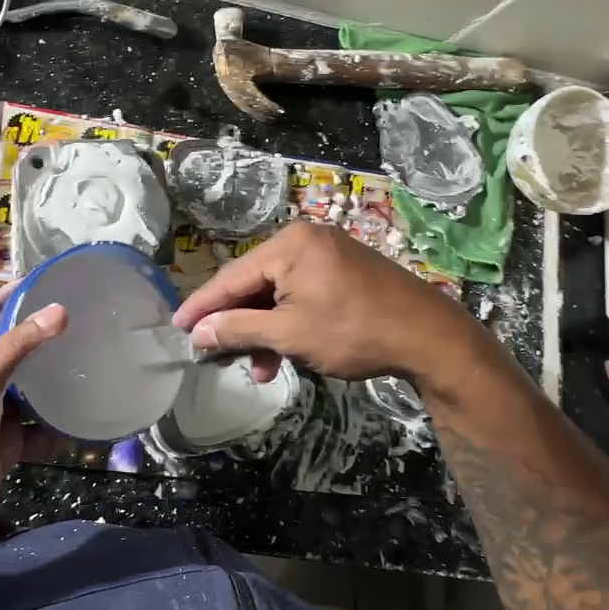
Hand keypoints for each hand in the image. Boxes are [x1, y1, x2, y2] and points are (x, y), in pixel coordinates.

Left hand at [0, 287, 67, 536]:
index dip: (14, 292)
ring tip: (99, 372)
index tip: (51, 279)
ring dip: (60, 387)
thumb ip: (15, 349)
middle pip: (20, 351)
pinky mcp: (8, 446)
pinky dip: (59, 432)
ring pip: (35, 394)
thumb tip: (59, 310)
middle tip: (91, 326)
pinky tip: (86, 428)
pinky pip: (40, 434)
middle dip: (49, 339)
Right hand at [173, 221, 500, 391]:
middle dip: (237, 324)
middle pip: (254, 283)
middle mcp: (305, 239)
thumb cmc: (353, 331)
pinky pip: (301, 294)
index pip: (231, 276)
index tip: (177, 326)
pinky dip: (289, 323)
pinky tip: (286, 355)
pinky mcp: (345, 271)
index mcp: (289, 245)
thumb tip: (198, 333)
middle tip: (214, 353)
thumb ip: (238, 329)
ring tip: (261, 370)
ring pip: (278, 293)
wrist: (431, 338)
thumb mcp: (289, 334)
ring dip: (265, 331)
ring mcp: (328, 253)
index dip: (202, 305)